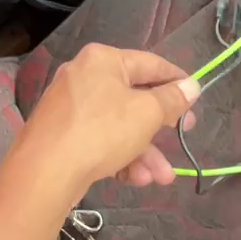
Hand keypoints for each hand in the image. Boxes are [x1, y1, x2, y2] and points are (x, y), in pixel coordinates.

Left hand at [11, 44, 200, 196]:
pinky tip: (135, 179)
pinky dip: (121, 157)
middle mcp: (84, 77)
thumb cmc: (102, 131)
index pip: (151, 64)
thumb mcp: (148, 113)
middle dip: (161, 128)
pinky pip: (100, 140)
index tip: (196, 96)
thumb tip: (192, 86)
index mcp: (103, 60)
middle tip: (183, 136)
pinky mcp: (62, 135)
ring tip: (161, 177)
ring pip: (120, 125)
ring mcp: (70, 107)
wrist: (44, 173)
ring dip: (145, 152)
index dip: (177, 80)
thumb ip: (173, 99)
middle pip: (135, 98)